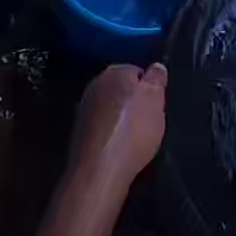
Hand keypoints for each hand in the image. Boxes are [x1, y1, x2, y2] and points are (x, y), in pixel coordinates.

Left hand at [66, 62, 167, 190]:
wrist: (100, 169)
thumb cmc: (132, 131)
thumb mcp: (156, 100)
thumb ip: (157, 79)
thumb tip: (156, 66)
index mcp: (114, 72)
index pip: (137, 73)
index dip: (150, 90)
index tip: (156, 107)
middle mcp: (96, 84)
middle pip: (123, 91)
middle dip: (135, 105)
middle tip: (149, 124)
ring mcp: (84, 108)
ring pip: (111, 110)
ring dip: (122, 121)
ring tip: (135, 141)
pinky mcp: (79, 131)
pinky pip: (102, 128)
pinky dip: (111, 136)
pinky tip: (119, 150)